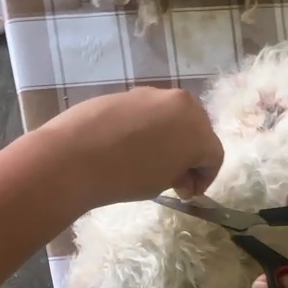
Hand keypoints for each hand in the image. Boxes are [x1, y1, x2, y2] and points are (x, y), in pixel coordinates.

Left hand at [33, 87, 224, 207]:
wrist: (74, 157)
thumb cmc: (127, 177)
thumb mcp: (162, 183)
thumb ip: (180, 175)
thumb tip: (181, 175)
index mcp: (197, 127)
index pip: (214, 155)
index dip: (205, 178)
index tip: (188, 194)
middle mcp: (180, 103)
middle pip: (197, 130)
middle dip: (191, 155)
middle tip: (175, 179)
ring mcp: (152, 94)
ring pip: (172, 118)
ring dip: (170, 140)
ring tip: (151, 163)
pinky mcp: (127, 93)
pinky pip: (148, 113)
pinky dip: (148, 130)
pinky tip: (129, 148)